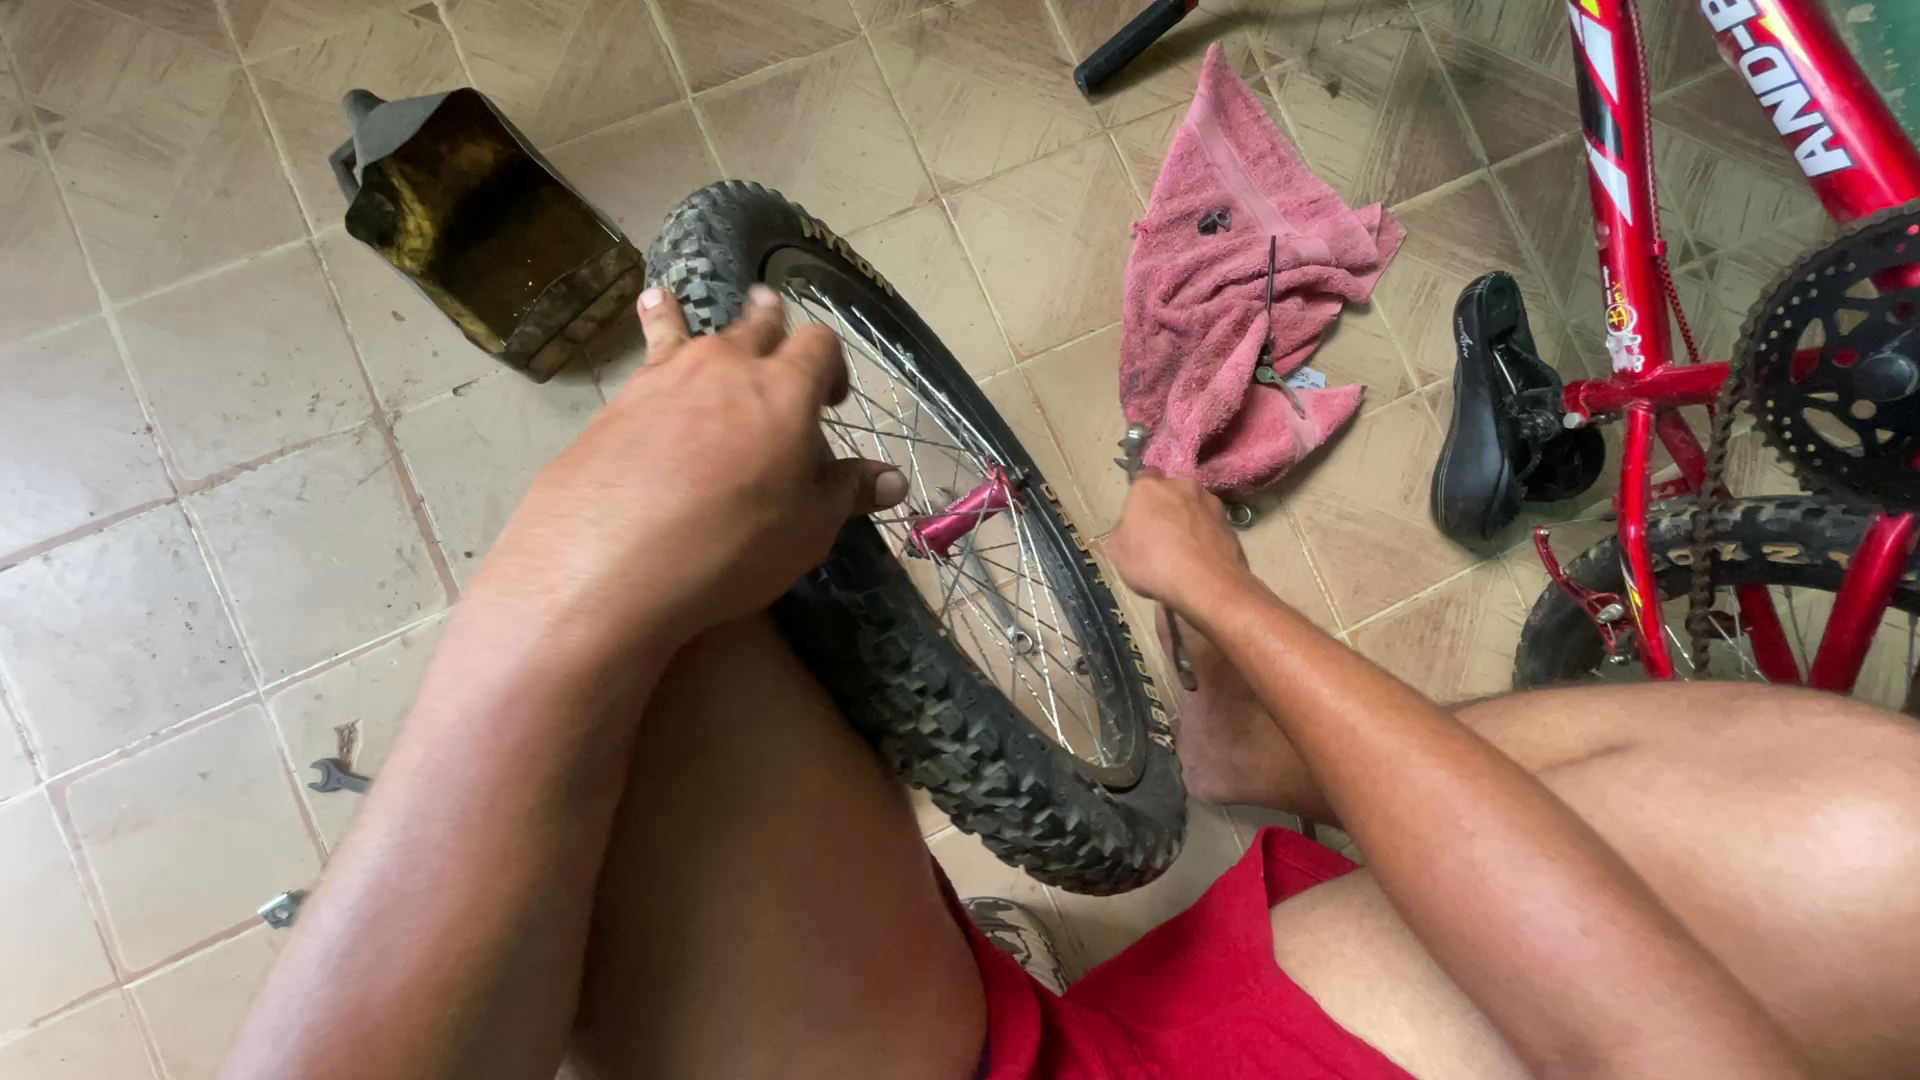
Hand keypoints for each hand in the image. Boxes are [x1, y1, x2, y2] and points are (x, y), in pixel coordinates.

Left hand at [464, 285, 905, 653]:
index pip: (820, 346)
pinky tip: (634, 340)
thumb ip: (848, 492)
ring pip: (688, 331)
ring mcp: (667, 378)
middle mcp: (727, 367)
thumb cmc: (737, 541)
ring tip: (667, 297)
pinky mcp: (619, 403)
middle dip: (769, 323)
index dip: (831, 365)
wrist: (614, 558)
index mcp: (786, 390)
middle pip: (755, 327)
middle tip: (769, 313)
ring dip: (687, 317)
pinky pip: (643, 357)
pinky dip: (647, 337)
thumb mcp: (809, 527)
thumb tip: (894, 479)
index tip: (831, 399)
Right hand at [1107, 469, 1250, 611]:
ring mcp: (1210, 501)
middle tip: (1162, 532)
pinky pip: (1211, 524)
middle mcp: (1182, 485)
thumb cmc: (1152, 563)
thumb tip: (1133, 527)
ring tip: (1186, 548)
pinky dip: (1206, 534)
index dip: (1142, 495)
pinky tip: (1201, 556)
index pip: (1144, 476)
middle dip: (1168, 504)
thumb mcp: (1117, 551)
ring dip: (1189, 518)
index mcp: (1149, 487)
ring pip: (1194, 505)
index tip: (1140, 515)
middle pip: (1172, 490)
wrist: (1206, 583)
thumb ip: (1124, 529)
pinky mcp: (1230, 521)